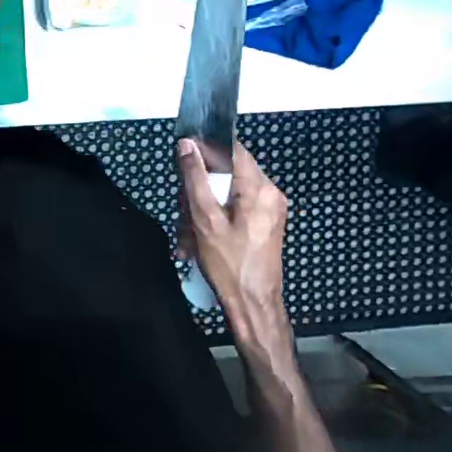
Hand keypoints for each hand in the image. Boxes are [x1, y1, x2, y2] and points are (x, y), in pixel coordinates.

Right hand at [178, 139, 299, 393]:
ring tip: (186, 237)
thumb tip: (186, 145)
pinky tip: (196, 241)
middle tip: (181, 215)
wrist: (254, 306)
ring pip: (226, 193)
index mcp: (260, 188)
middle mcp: (270, 193)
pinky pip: (234, 209)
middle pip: (226, 173)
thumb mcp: (205, 220)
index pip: (231, 150)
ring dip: (201, 210)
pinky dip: (213, 219)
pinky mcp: (264, 223)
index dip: (204, 151)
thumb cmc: (229, 265)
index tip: (181, 162)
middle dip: (198, 191)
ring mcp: (269, 209)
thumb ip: (195, 179)